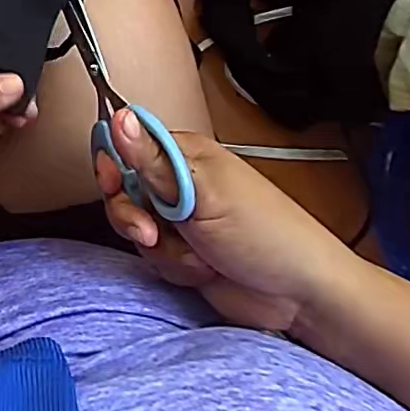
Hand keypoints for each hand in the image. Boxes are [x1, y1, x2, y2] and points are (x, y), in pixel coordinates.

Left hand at [0, 69, 32, 247]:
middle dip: (16, 76)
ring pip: (5, 96)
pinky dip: (20, 117)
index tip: (24, 54)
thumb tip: (14, 81)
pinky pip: (8, 120)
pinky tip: (26, 118)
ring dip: (21, 98)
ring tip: (28, 104)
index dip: (0, 53)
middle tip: (32, 81)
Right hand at [97, 110, 360, 332]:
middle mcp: (179, 183)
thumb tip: (122, 117)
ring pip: (135, 228)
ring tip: (196, 252)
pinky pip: (152, 258)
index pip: (128, 144)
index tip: (112, 182)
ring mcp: (180, 219)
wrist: (297, 293)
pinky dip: (172, 267)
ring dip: (162, 249)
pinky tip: (202, 268)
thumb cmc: (267, 232)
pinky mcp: (183, 252)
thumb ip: (154, 159)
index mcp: (185, 154)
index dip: (113, 163)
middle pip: (124, 190)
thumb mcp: (203, 191)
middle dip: (133, 216)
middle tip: (153, 229)